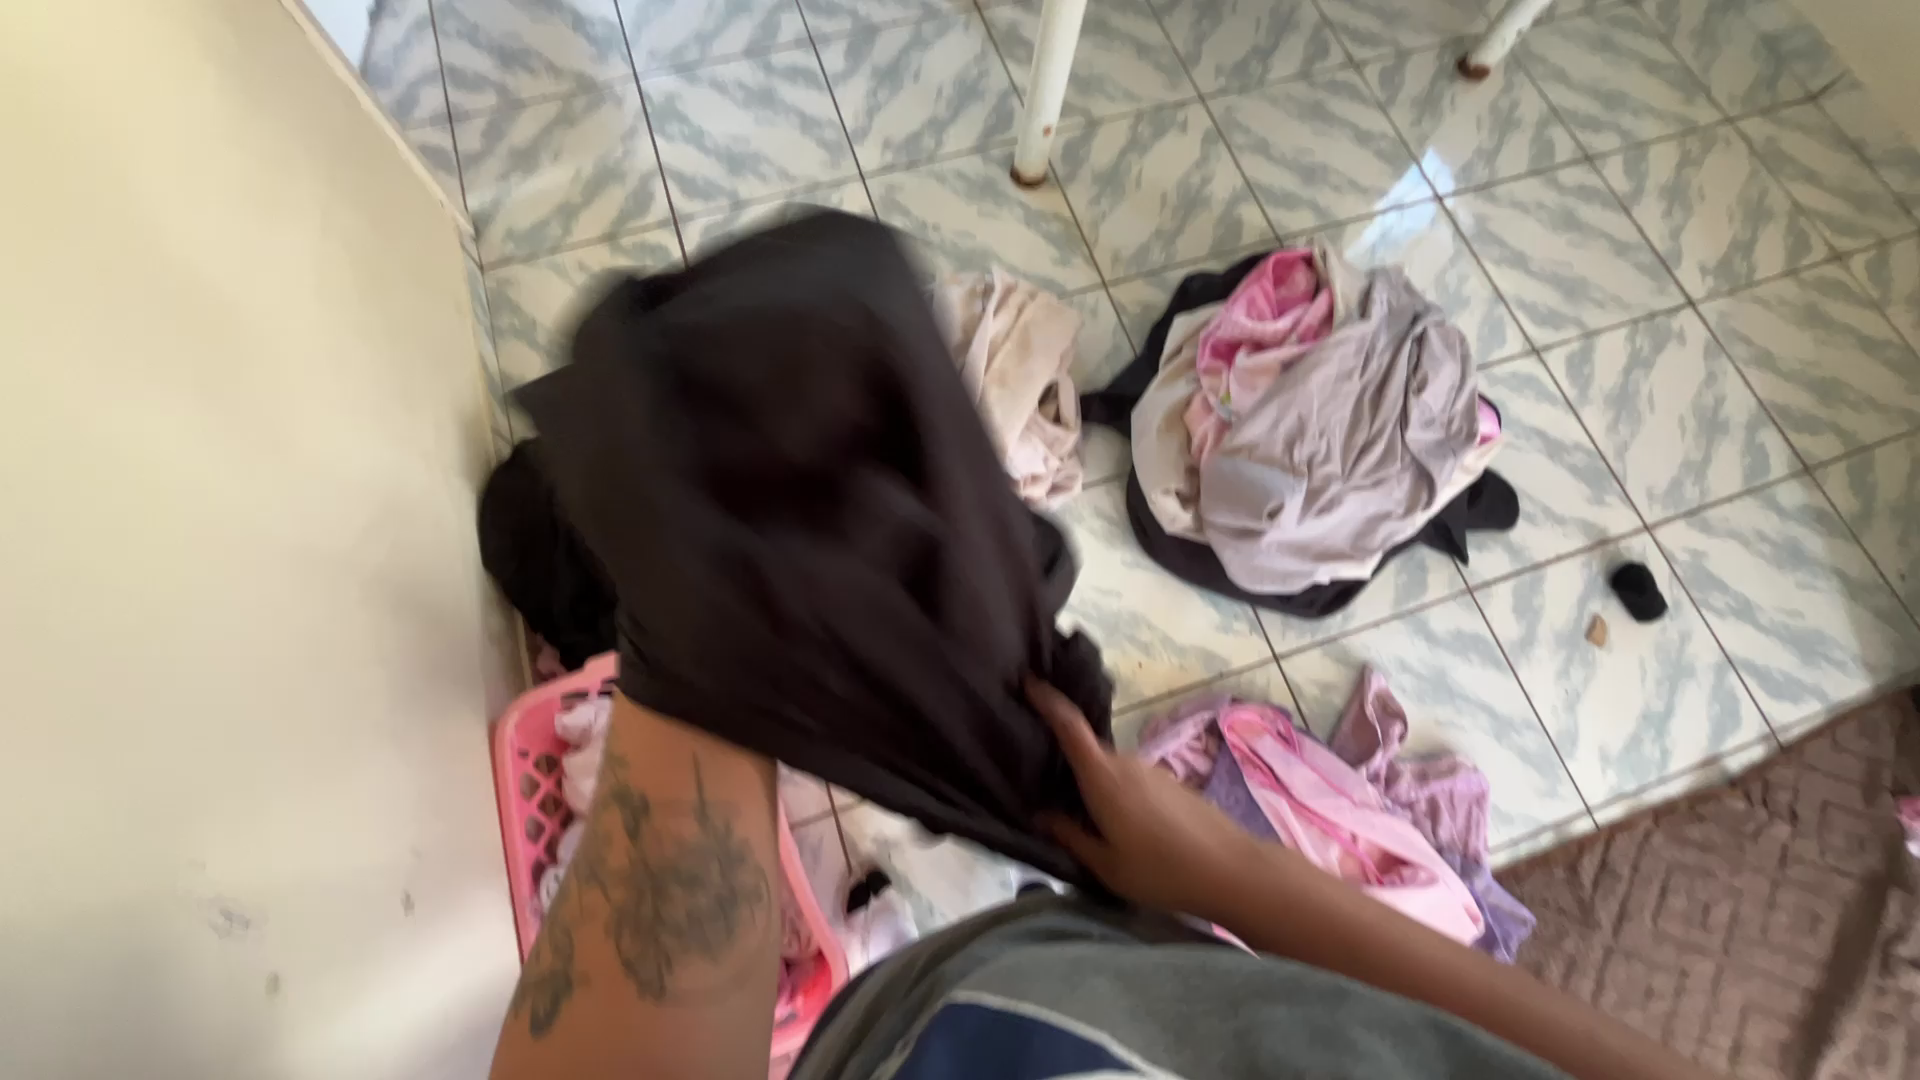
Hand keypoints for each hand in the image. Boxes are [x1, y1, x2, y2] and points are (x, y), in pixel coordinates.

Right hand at [1031, 677, 1271, 922]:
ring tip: (1085, 818)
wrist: (1233, 870)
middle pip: (1086, 751)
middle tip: (1046, 787)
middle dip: (1065, 762)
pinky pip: (1129, 779)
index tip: (1027, 681)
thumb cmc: (1162, 870)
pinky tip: (1124, 826)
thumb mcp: (1106, 865)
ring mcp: (1150, 769)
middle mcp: (1124, 762)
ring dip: (1094, 784)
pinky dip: (1117, 792)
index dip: (1046, 699)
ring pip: (1109, 769)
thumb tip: (1039, 814)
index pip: (1069, 725)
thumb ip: (1069, 836)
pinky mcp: (1168, 782)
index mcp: (1102, 776)